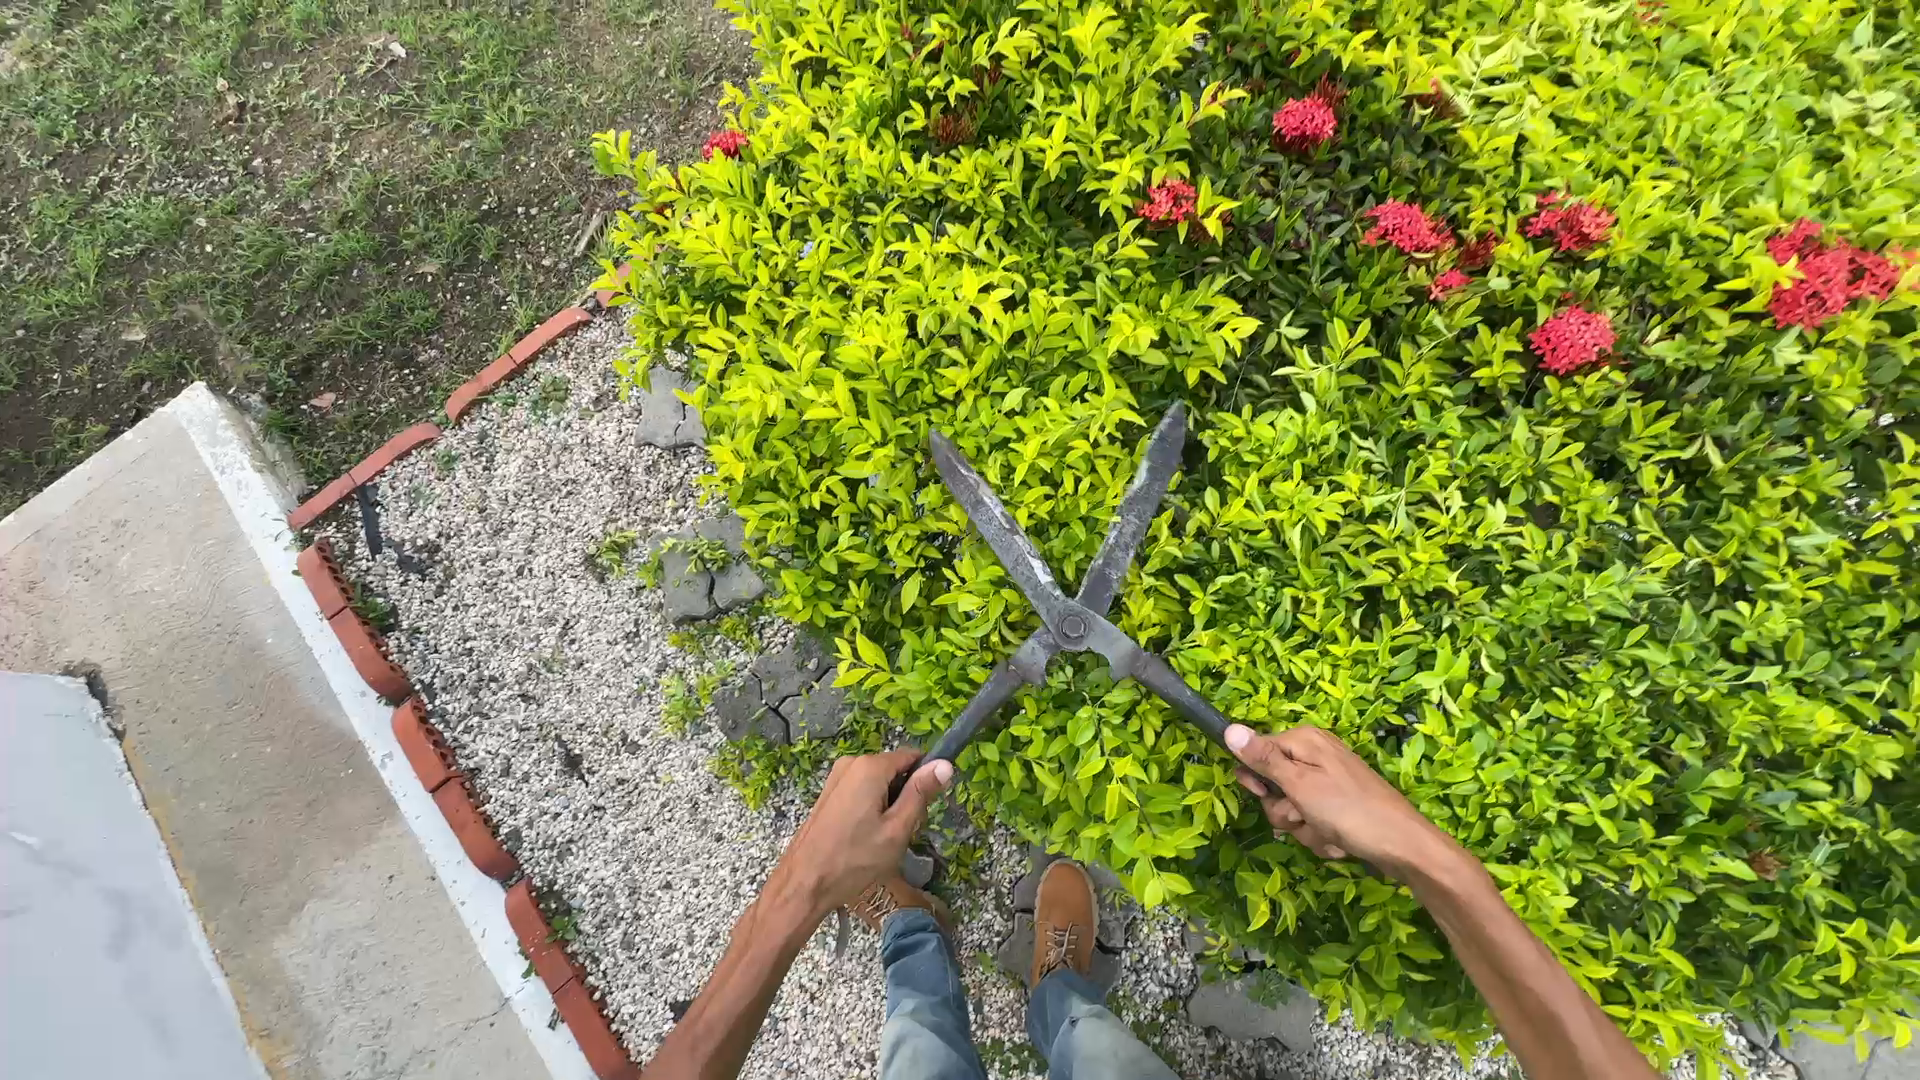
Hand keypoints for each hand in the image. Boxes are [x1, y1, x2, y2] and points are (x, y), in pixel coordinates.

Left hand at [765, 749, 953, 920]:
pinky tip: (865, 838)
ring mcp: (837, 777)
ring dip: (887, 805)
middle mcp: (851, 763)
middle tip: (901, 831)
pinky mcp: (829, 793)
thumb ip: (921, 793)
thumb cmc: (855, 859)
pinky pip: (861, 791)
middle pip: (894, 770)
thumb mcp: (897, 828)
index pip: (912, 757)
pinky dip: (870, 809)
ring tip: (882, 839)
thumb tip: (945, 764)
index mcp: (870, 767)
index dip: (924, 780)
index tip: (924, 809)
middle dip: (904, 795)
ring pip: (878, 782)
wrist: (804, 883)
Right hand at [1224, 723, 1460, 880]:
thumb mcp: (1299, 784)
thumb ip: (1263, 759)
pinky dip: (1320, 835)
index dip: (1257, 779)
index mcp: (1304, 741)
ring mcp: (1328, 781)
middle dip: (1284, 809)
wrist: (1405, 848)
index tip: (1267, 795)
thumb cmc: (1349, 811)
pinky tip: (1337, 841)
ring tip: (1326, 832)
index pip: (1256, 752)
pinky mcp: (1338, 805)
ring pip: (1290, 807)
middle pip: (1273, 783)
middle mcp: (1315, 755)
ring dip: (1303, 827)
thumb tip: (1229, 729)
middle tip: (1303, 816)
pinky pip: (1311, 820)